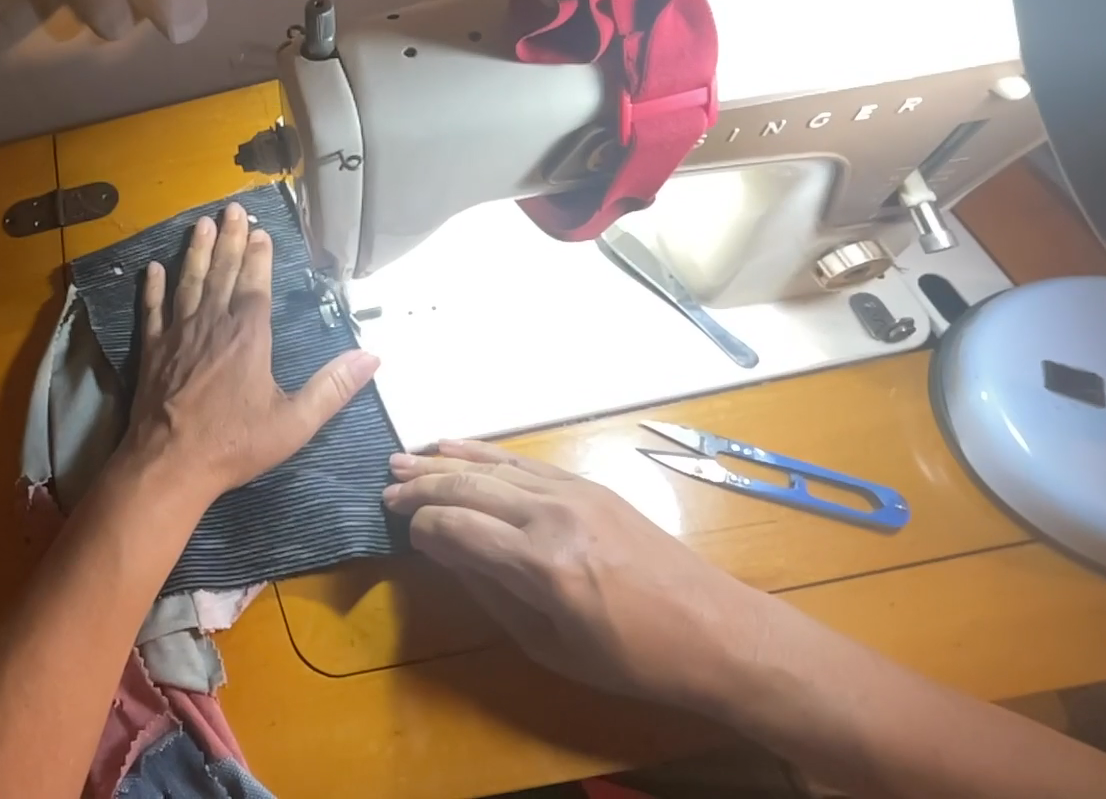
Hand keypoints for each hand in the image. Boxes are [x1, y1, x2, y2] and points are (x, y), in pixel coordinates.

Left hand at [118, 201, 380, 505]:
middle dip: (229, 239)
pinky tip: (154, 268)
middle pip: (222, 273)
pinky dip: (153, 288)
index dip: (258, 256)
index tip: (260, 230)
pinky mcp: (152, 350)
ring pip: (189, 282)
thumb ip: (332, 388)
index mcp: (248, 337)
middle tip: (231, 209)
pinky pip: (152, 310)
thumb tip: (372, 357)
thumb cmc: (234, 444)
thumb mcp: (293, 422)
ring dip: (195, 252)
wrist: (169, 463)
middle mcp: (212, 325)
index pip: (255, 285)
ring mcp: (178, 335)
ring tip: (200, 223)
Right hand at [383, 439, 779, 711]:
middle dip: (419, 485)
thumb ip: (489, 591)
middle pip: (466, 487)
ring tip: (402, 457)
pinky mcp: (586, 484)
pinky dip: (482, 452)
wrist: (719, 631)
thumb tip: (443, 549)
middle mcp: (552, 517)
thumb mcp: (551, 646)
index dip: (420, 524)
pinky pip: (521, 461)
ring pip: (490, 466)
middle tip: (385, 485)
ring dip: (442, 461)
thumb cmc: (634, 658)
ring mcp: (571, 493)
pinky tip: (454, 447)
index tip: (400, 528)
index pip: (457, 526)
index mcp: (542, 565)